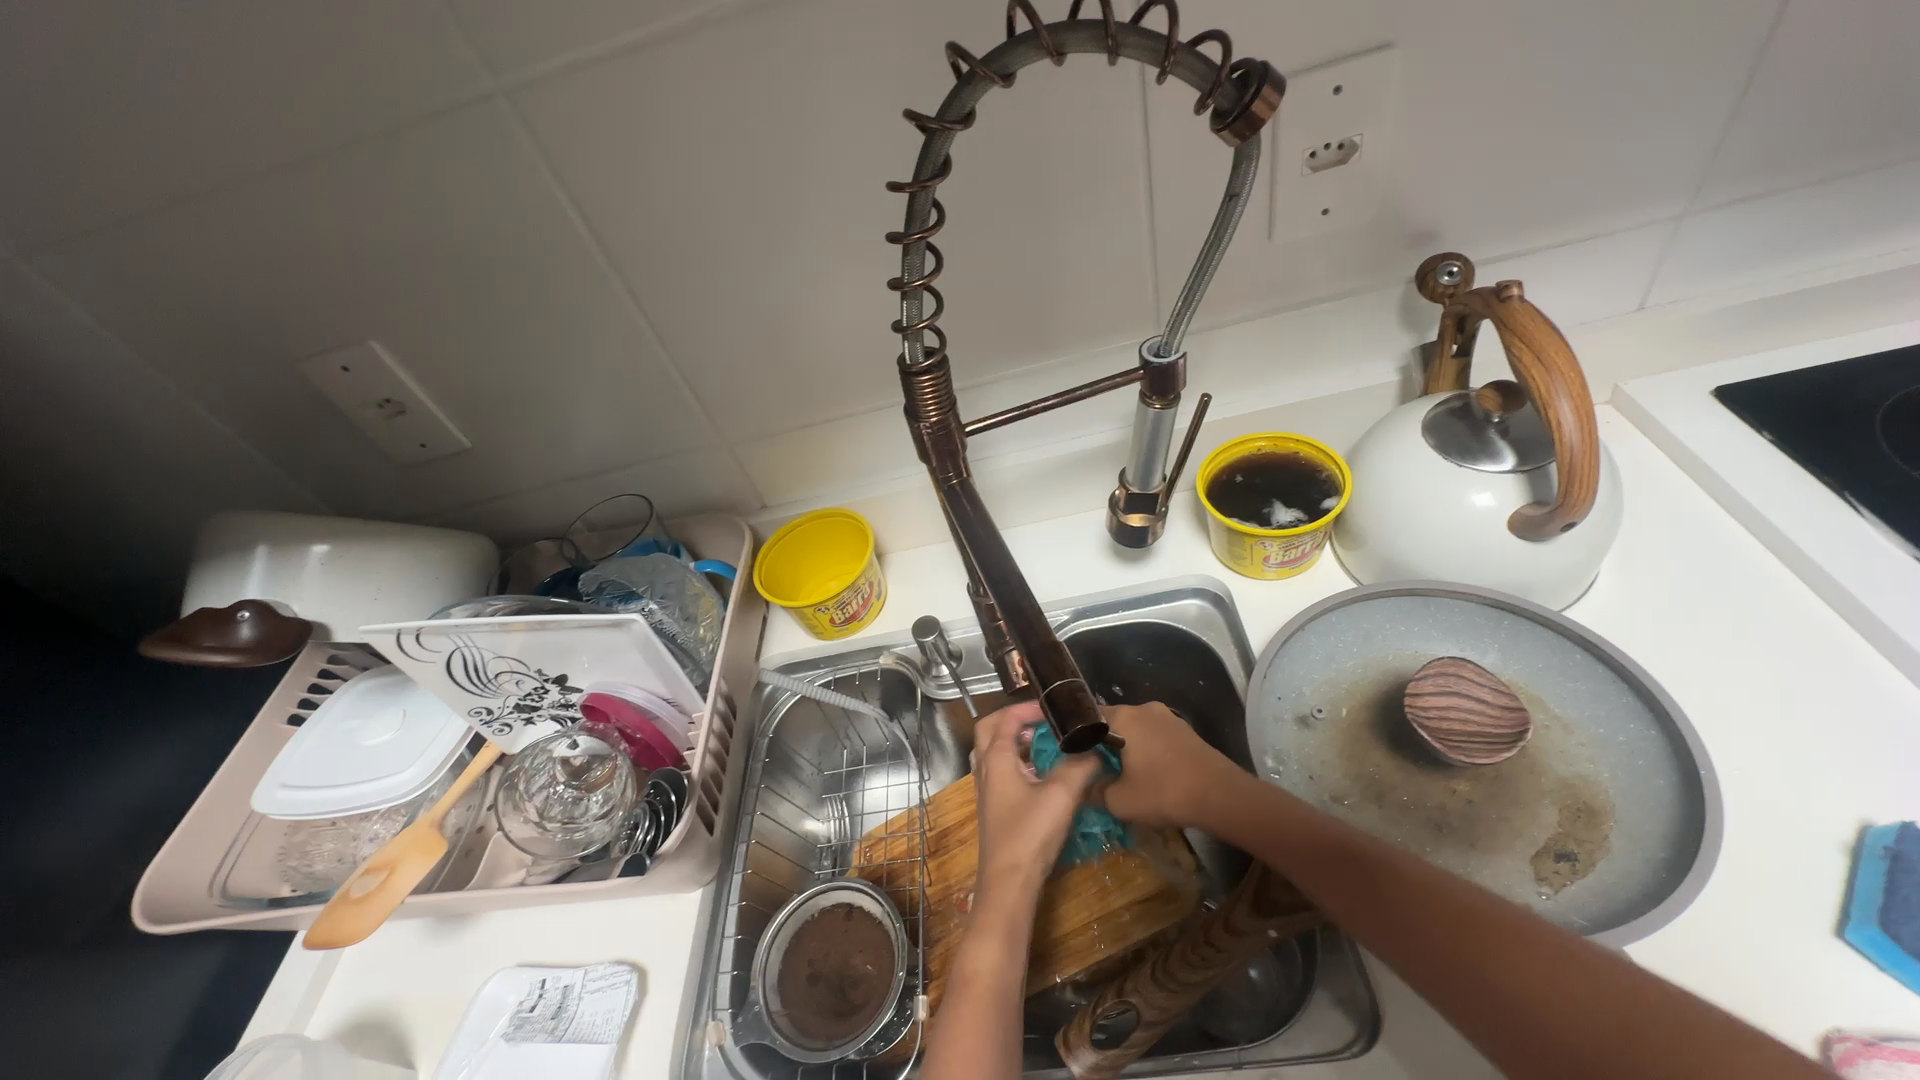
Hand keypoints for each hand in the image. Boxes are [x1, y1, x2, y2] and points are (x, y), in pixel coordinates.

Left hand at [971, 701, 1102, 901]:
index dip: (1029, 708)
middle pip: (990, 731)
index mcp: (996, 758)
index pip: (1006, 718)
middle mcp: (986, 770)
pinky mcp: (995, 809)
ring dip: (1015, 743)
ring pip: (994, 754)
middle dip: (1013, 720)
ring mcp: (987, 791)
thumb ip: (1081, 766)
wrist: (1009, 882)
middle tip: (1041, 721)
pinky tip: (1042, 777)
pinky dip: (1018, 764)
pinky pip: (1001, 774)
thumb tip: (1097, 749)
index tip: (1055, 709)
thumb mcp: (1062, 794)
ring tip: (1044, 744)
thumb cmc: (1031, 832)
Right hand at [1094, 702, 1245, 828]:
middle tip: (1097, 771)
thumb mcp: (1119, 801)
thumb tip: (1084, 788)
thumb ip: (1094, 792)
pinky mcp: (1186, 732)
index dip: (1079, 739)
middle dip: (1105, 746)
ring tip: (1124, 776)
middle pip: (1114, 723)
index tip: (1076, 760)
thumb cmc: (1164, 792)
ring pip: (1137, 731)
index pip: (1089, 718)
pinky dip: (1149, 752)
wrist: (1220, 796)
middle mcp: (1145, 709)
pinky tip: (1150, 776)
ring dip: (1129, 749)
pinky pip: (1156, 737)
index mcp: (1125, 717)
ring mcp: (1169, 718)